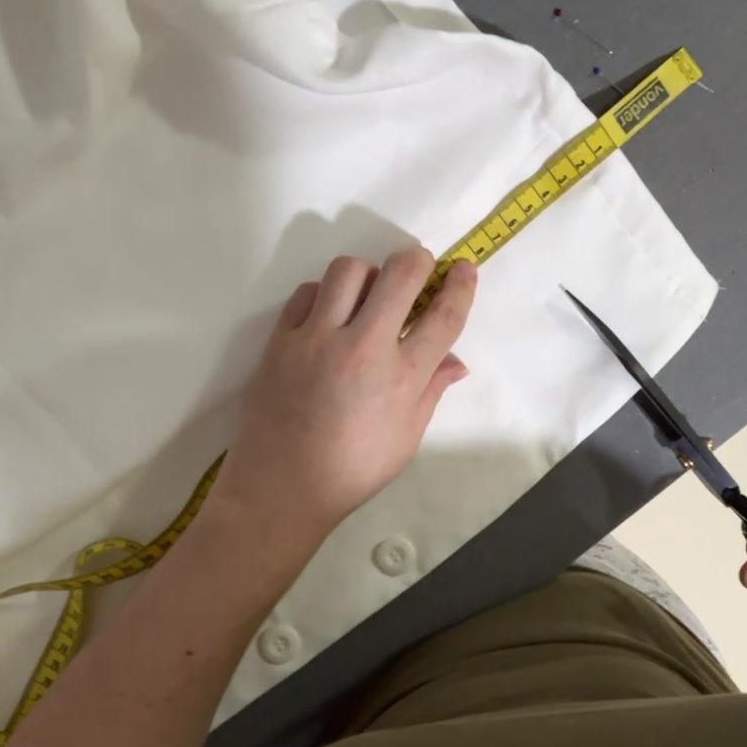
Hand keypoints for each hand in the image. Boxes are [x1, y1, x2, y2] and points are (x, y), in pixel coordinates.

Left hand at [208, 247, 475, 544]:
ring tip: (367, 297)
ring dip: (367, 275)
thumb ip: (431, 392)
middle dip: (417, 261)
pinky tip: (328, 316)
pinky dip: (324, 296)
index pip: (442, 317)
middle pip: (400, 274)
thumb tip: (456, 362)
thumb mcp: (406, 439)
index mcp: (402, 377)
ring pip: (348, 271)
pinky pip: (307, 293)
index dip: (460, 287)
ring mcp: (318, 338)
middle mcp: (364, 347)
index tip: (464, 269)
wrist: (283, 485)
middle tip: (417, 271)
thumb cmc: (353, 471)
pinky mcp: (281, 339)